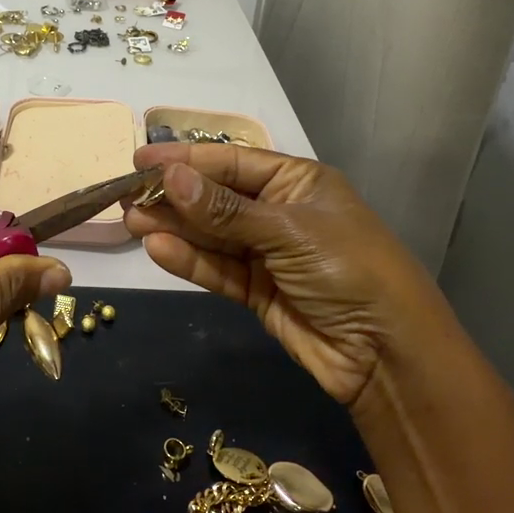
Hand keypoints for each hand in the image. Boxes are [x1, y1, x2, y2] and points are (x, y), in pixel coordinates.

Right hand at [124, 143, 444, 410]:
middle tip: (126, 195)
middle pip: (216, 197)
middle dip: (174, 195)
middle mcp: (278, 211)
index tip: (141, 160)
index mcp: (296, 181)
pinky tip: (157, 249)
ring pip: (211, 234)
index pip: (231, 161)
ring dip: (174, 227)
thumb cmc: (347, 269)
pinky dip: (189, 260)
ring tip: (130, 220)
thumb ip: (224, 209)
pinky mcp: (258, 292)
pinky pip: (217, 269)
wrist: (387, 354)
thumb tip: (170, 178)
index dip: (186, 159)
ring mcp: (267, 253)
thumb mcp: (287, 230)